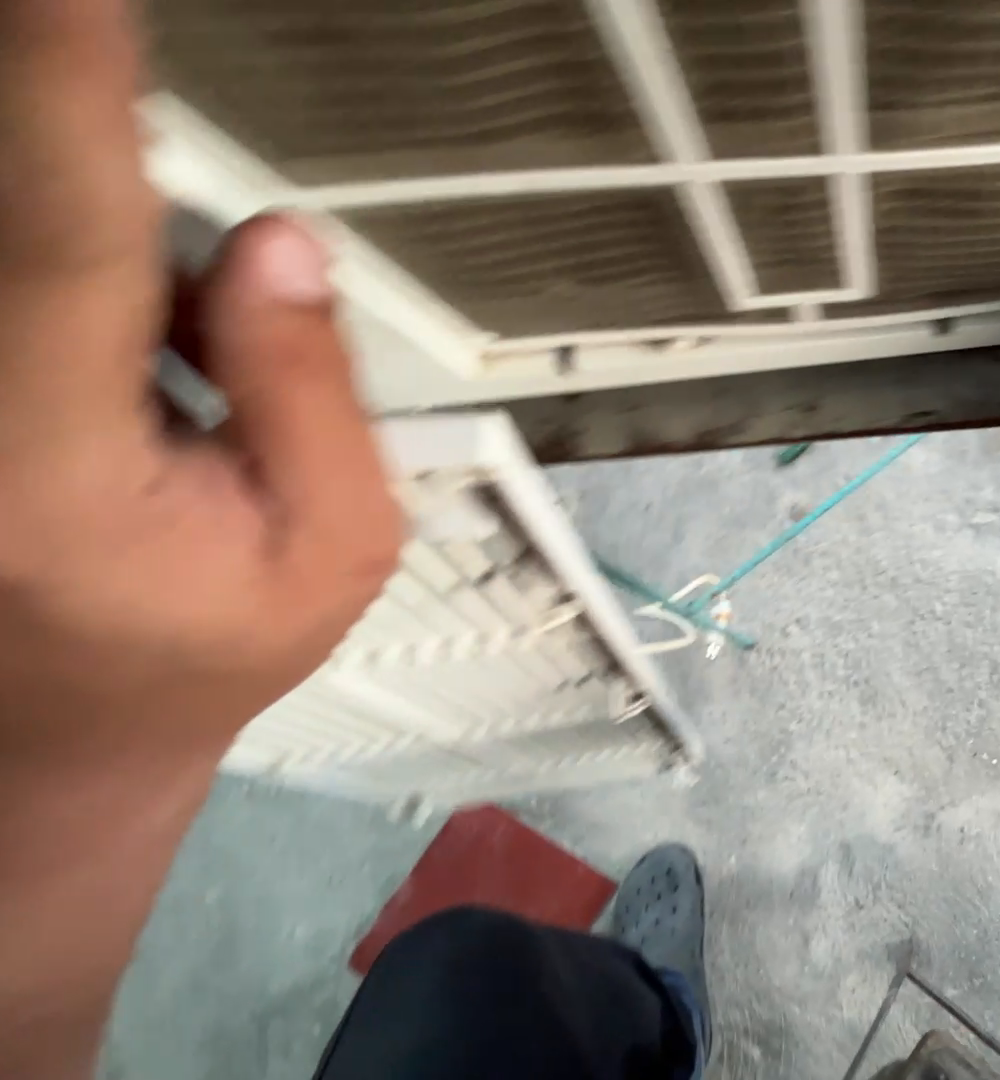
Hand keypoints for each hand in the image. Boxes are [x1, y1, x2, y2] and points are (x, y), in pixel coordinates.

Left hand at [0, 2, 400, 768]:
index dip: (68, 100)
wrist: (67, 728)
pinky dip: (96, 292)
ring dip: (133, 287)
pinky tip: (146, 389)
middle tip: (213, 363)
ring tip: (186, 418)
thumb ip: (314, 392)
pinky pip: (29, 281)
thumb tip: (279, 246)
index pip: (62, 247)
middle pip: (38, 232)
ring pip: (30, 253)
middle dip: (134, 223)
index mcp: (56, 474)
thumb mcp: (340, 540)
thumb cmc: (225, 640)